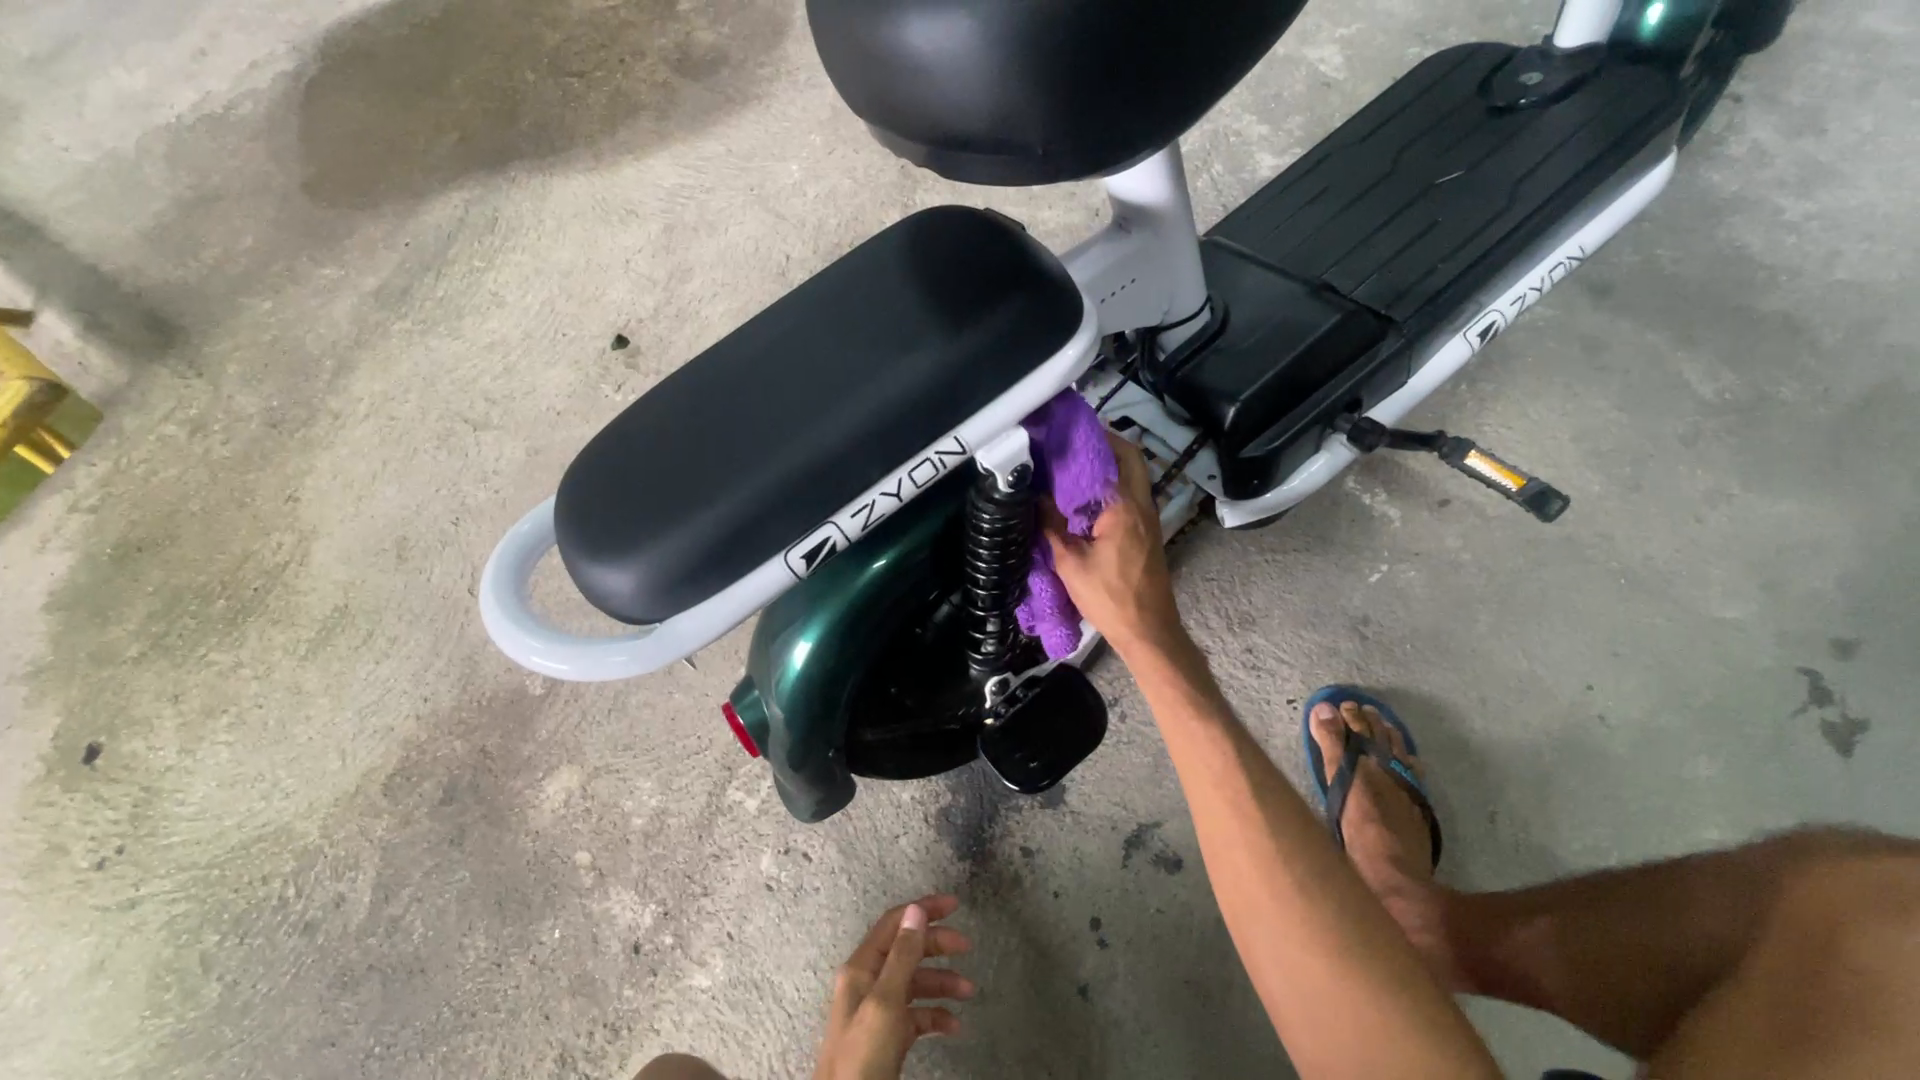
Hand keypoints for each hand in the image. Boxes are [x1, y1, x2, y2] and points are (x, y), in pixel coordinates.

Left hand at [813, 894, 974, 1079]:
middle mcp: (869, 982)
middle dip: (938, 946)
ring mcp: (879, 1009)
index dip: (923, 910)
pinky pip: (917, 1015)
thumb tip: (915, 910)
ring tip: (968, 992)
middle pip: (908, 951)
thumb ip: (902, 955)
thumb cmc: (863, 1052)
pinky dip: (936, 1016)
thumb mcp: (885, 1001)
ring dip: (943, 983)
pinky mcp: (889, 1035)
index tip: (955, 905)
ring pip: (916, 983)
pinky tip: (953, 1026)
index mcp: (862, 967)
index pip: (894, 923)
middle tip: (967, 947)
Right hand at [1042, 434, 1185, 660]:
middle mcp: (1143, 505)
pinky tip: (1087, 499)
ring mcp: (1150, 519)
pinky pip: (1132, 496)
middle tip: (1075, 444)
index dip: (1092, 439)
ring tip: (1075, 467)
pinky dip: (1113, 487)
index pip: (1113, 456)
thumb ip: (1052, 526)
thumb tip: (1035, 499)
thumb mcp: (1071, 563)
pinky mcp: (1148, 534)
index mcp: (1125, 506)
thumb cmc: (1109, 597)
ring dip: (1111, 466)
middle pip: (1132, 459)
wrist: (1148, 630)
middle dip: (1107, 445)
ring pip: (1135, 477)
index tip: (1067, 432)